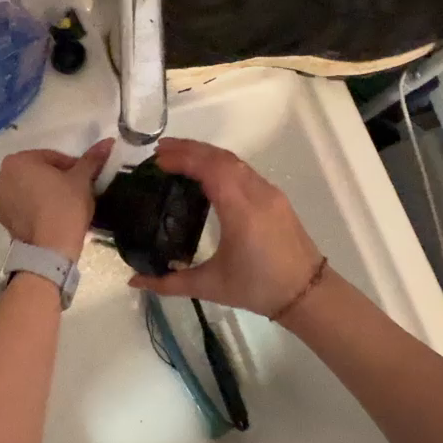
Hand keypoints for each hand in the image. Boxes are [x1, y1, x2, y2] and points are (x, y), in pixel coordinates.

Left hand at [0, 138, 113, 261]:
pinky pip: (22, 208)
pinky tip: (52, 217)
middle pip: (36, 172)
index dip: (71, 166)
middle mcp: (1, 178)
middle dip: (55, 179)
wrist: (50, 249)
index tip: (85, 178)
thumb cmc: (65, 206)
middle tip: (76, 191)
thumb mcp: (81, 179)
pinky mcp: (2, 221)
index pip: (50, 157)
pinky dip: (35, 208)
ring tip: (64, 206)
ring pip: (27, 190)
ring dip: (44, 193)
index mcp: (17, 161)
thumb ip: (92, 159)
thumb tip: (108, 141)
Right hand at [127, 138, 326, 317]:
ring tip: (178, 158)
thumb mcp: (210, 286)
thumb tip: (134, 281)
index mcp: (240, 210)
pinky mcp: (276, 199)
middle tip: (159, 151)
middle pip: (221, 157)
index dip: (182, 158)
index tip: (156, 158)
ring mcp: (269, 194)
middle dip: (190, 149)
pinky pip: (244, 171)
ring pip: (235, 161)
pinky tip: (206, 175)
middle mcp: (257, 194)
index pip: (210, 169)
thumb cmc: (258, 288)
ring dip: (206, 154)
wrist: (308, 293)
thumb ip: (169, 282)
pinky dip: (221, 165)